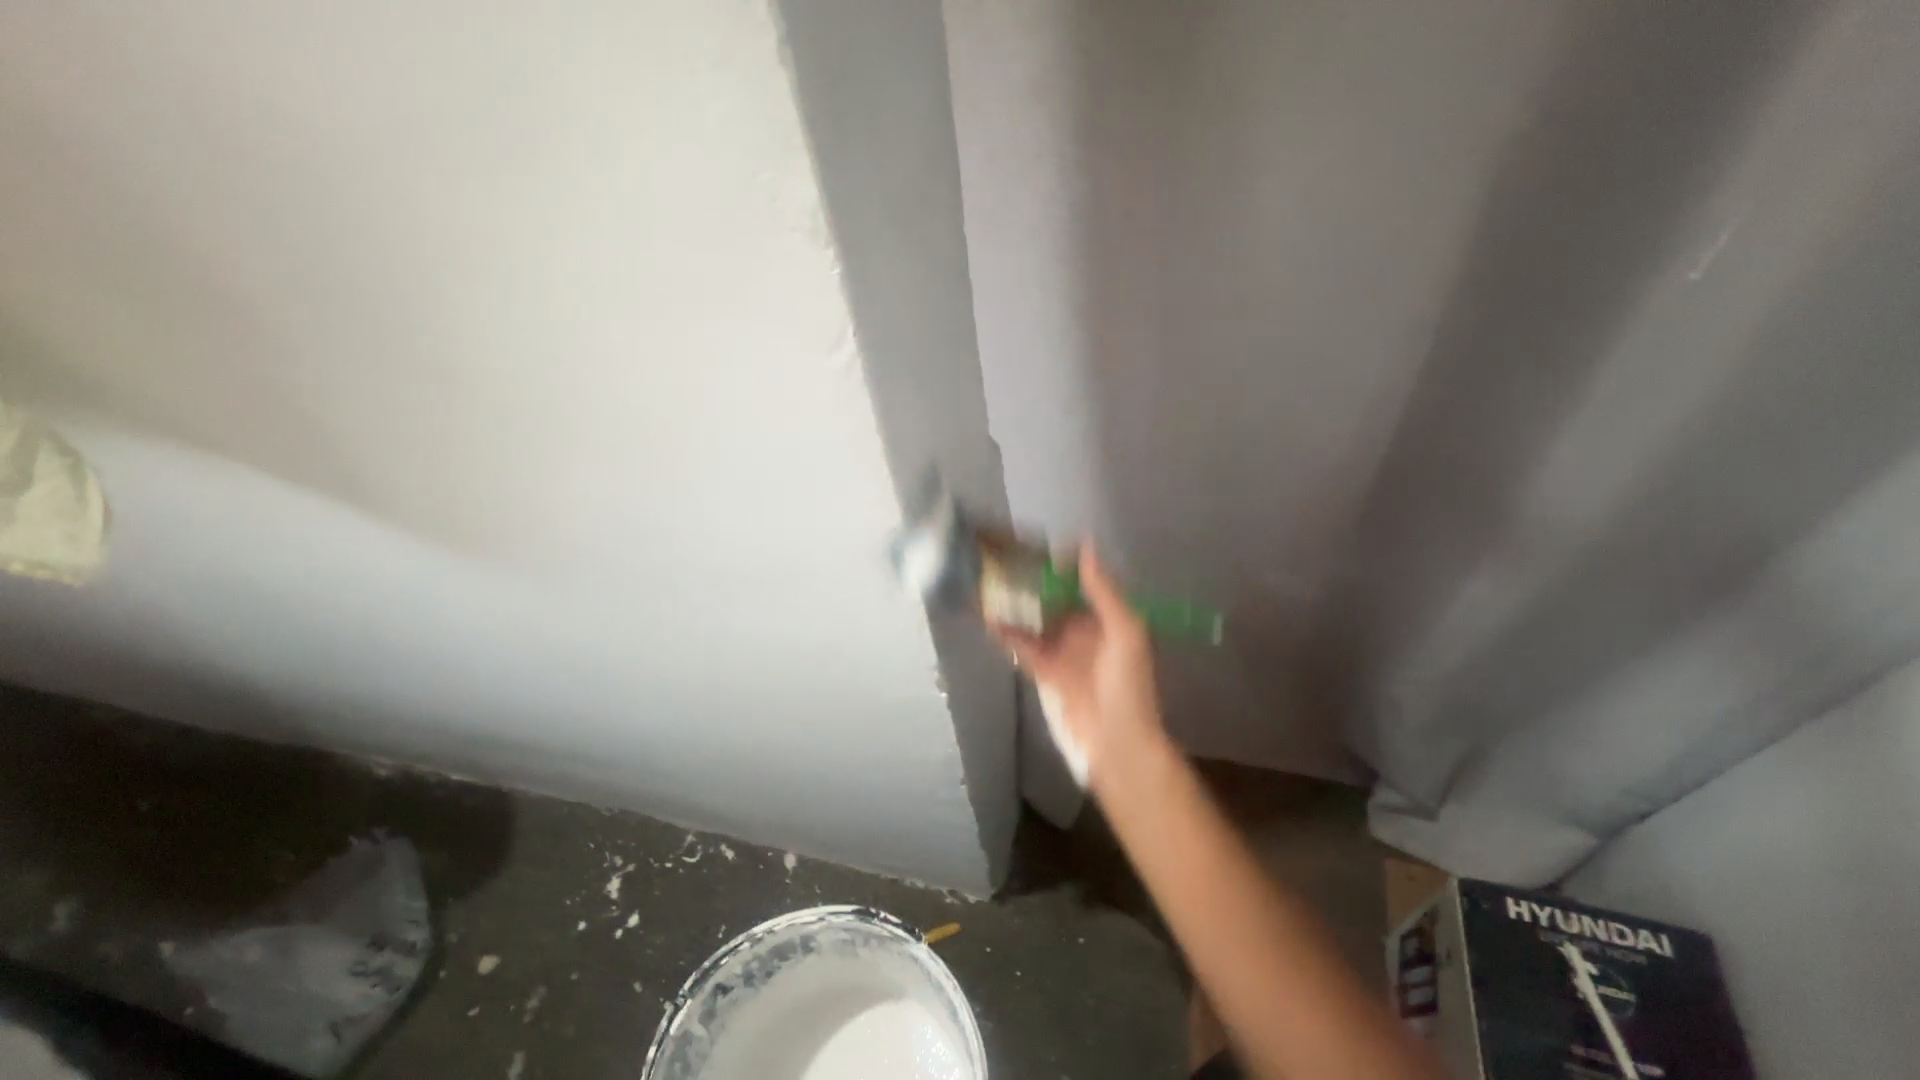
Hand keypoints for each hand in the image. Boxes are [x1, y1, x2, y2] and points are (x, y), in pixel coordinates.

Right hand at [998, 545, 1166, 770]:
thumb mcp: (1126, 632)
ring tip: (991, 584)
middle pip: (1056, 599)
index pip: (1082, 583)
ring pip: (1036, 621)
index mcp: (1109, 619)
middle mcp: (1086, 631)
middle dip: (1033, 582)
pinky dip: (1007, 634)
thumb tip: (1085, 546)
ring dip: (1017, 605)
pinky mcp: (1047, 674)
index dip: (1060, 565)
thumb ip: (1104, 592)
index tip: (1034, 545)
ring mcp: (1065, 653)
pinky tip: (988, 619)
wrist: (1118, 742)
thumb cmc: (1128, 685)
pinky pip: (1024, 648)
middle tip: (1005, 560)